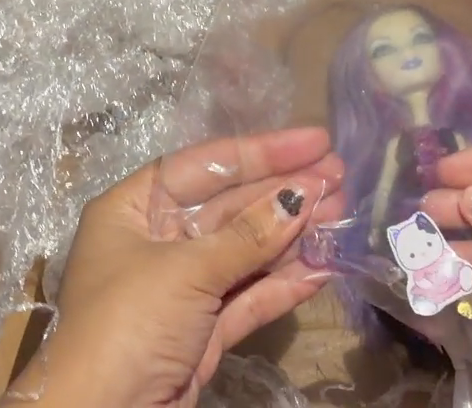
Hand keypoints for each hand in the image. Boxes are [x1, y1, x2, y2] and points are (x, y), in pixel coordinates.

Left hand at [8, 128, 344, 407]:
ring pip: (245, 249)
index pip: (203, 165)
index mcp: (133, 208)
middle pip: (229, 204)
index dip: (259, 151)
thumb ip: (245, 237)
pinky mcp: (201, 330)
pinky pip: (248, 294)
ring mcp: (181, 286)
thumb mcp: (184, 272)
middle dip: (283, 190)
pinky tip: (324, 266)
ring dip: (292, 234)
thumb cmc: (128, 323)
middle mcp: (156, 238)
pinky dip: (283, 282)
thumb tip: (298, 197)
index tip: (312, 141)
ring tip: (343, 213)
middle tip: (340, 174)